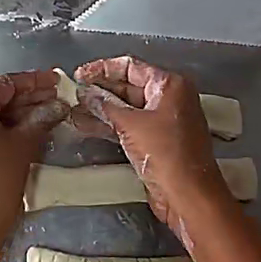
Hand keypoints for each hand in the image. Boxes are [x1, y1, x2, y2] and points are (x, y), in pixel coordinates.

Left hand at [0, 70, 66, 250]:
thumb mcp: (24, 146)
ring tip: (53, 111)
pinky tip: (34, 129)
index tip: (57, 80)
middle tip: (59, 96)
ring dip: (22, 113)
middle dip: (30, 97)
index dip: (35, 81)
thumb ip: (42, 118)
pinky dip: (10, 128)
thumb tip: (58, 104)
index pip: (6, 84)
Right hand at [72, 56, 235, 249]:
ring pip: (128, 108)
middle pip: (129, 86)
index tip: (79, 74)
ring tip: (73, 110)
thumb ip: (106, 106)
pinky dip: (111, 125)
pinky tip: (86, 126)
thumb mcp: (131, 124)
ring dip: (102, 109)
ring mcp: (164, 120)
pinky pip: (131, 125)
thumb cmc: (165, 153)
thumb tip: (87, 93)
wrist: (187, 194)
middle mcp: (170, 98)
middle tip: (73, 94)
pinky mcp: (157, 141)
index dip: (102, 68)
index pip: (131, 66)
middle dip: (100, 90)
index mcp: (170, 85)